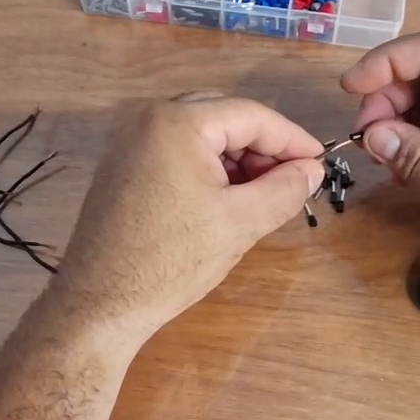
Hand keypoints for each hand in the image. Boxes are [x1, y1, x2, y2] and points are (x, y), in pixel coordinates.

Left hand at [48, 94, 324, 340]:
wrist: (99, 304)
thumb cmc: (171, 262)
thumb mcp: (239, 224)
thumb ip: (284, 190)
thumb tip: (312, 170)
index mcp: (177, 122)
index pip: (251, 115)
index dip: (292, 139)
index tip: (320, 164)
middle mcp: (147, 119)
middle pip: (224, 119)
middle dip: (263, 149)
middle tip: (292, 183)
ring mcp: (129, 143)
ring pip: (201, 137)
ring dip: (237, 161)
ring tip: (262, 198)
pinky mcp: (122, 168)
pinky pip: (177, 154)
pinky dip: (208, 170)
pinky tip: (226, 202)